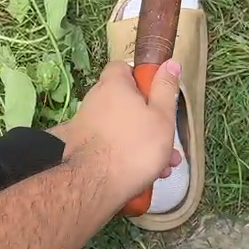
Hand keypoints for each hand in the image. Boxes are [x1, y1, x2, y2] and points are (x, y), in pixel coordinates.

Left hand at [50, 61, 182, 205]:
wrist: (95, 186)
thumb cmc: (135, 147)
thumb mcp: (162, 116)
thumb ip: (166, 88)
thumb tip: (170, 63)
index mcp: (114, 86)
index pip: (122, 67)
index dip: (140, 78)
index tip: (155, 96)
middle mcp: (94, 100)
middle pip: (124, 101)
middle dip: (148, 119)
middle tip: (166, 139)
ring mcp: (84, 124)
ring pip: (119, 127)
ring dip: (140, 141)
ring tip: (162, 166)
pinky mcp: (79, 147)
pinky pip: (108, 144)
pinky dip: (123, 154)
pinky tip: (141, 175)